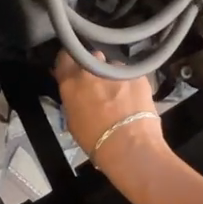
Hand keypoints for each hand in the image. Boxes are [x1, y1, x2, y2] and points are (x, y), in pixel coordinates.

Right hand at [55, 51, 168, 174]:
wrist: (130, 145)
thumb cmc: (95, 140)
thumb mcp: (72, 120)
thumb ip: (73, 98)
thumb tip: (76, 93)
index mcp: (71, 81)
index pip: (65, 57)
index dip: (69, 63)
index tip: (72, 69)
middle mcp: (92, 69)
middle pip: (90, 59)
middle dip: (93, 68)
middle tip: (98, 86)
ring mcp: (116, 69)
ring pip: (112, 67)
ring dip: (113, 77)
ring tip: (120, 95)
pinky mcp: (137, 75)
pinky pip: (130, 75)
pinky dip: (130, 84)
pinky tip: (134, 99)